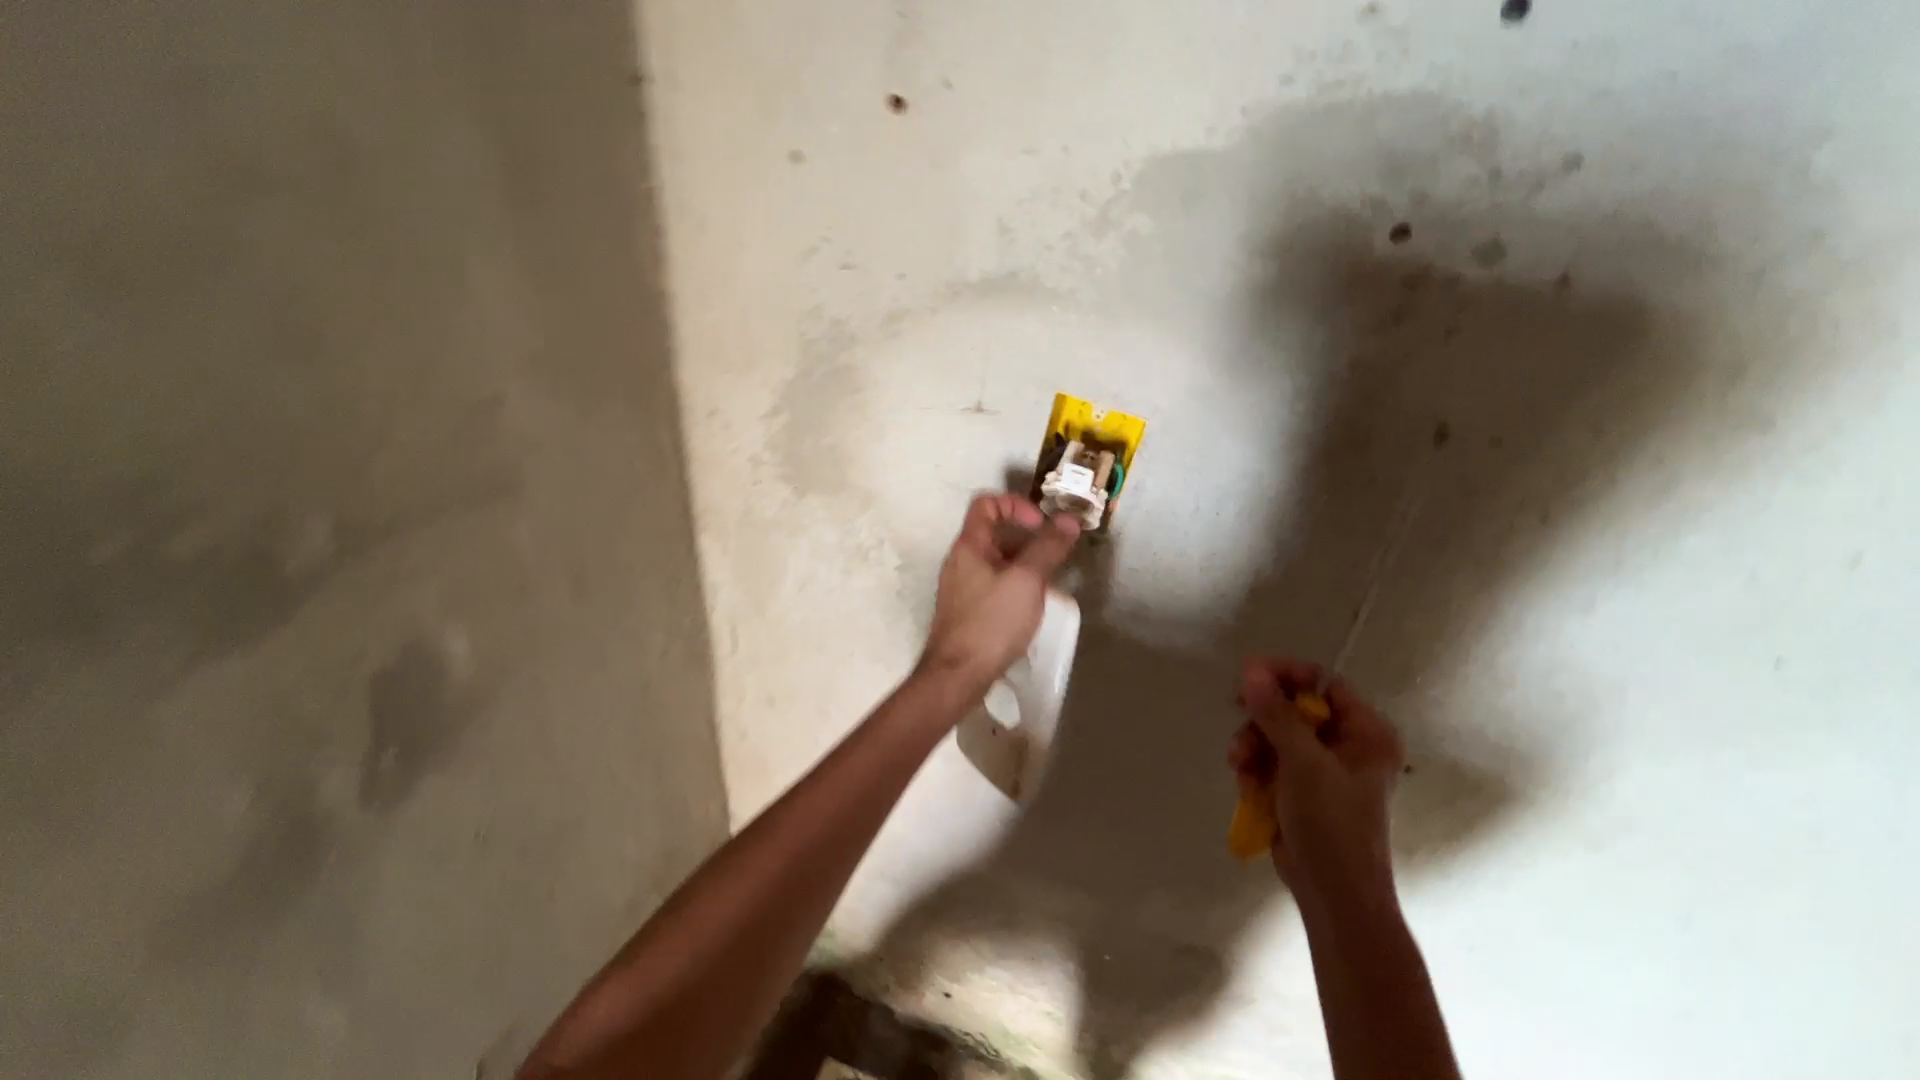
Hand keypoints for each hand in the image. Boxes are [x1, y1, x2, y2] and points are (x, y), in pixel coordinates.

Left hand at [917, 494, 1080, 690]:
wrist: (958, 675)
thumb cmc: (992, 623)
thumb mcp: (1027, 581)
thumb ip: (1048, 548)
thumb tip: (1068, 519)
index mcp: (969, 545)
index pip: (987, 504)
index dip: (1016, 505)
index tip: (1041, 526)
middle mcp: (961, 561)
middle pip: (994, 532)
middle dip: (1027, 537)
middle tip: (1054, 554)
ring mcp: (962, 587)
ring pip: (996, 560)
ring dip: (1024, 563)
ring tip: (1049, 580)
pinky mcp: (968, 610)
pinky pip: (994, 584)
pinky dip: (1015, 584)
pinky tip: (1033, 605)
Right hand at [1228, 658, 1404, 897]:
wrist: (1332, 894)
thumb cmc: (1332, 824)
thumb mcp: (1303, 763)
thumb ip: (1276, 714)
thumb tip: (1250, 671)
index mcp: (1366, 732)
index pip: (1323, 684)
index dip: (1285, 675)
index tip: (1247, 675)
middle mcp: (1347, 745)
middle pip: (1293, 708)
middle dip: (1261, 719)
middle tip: (1238, 723)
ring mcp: (1321, 769)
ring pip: (1275, 736)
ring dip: (1252, 747)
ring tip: (1239, 766)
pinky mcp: (1299, 790)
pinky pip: (1269, 763)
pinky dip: (1255, 770)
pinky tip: (1248, 787)